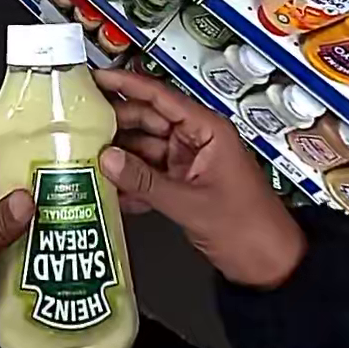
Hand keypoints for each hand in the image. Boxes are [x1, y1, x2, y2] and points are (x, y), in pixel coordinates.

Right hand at [93, 69, 305, 289]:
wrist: (270, 268)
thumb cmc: (249, 228)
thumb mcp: (192, 204)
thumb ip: (146, 181)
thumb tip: (107, 159)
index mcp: (207, 129)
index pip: (161, 97)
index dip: (128, 85)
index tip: (98, 78)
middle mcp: (195, 139)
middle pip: (147, 120)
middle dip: (115, 123)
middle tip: (78, 123)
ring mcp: (188, 161)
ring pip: (144, 148)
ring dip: (119, 155)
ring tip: (83, 154)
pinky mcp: (182, 184)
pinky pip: (149, 174)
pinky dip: (131, 180)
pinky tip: (107, 187)